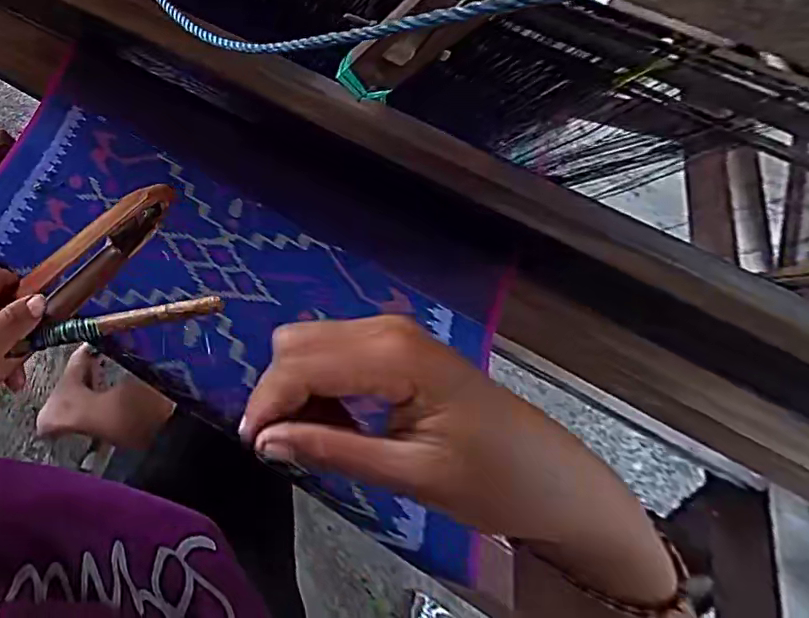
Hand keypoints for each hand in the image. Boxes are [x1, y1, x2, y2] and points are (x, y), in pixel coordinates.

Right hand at [240, 316, 676, 606]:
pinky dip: (315, 380)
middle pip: (295, 343)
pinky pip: (329, 348)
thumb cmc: (495, 481)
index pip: (302, 364)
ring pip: (306, 341)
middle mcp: (382, 327)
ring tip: (306, 436)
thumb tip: (265, 442)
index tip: (250, 443)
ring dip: (293, 385)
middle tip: (277, 444)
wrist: (558, 479)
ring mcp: (386, 330)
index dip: (267, 401)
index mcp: (392, 354)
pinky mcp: (389, 341)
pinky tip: (331, 417)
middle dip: (276, 390)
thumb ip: (333, 451)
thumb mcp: (412, 475)